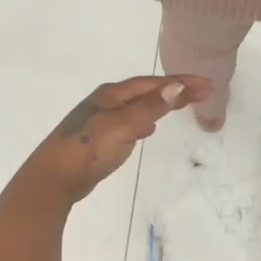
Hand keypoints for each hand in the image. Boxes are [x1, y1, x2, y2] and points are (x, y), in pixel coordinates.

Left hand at [24, 75, 209, 201]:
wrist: (54, 178)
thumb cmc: (89, 149)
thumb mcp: (123, 126)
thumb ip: (150, 107)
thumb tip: (176, 87)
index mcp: (112, 94)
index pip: (153, 83)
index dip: (180, 82)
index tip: (206, 84)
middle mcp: (106, 102)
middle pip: (146, 91)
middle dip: (174, 90)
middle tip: (203, 91)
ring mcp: (101, 120)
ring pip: (139, 106)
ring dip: (161, 103)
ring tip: (182, 104)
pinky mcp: (99, 138)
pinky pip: (130, 121)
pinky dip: (146, 120)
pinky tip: (148, 129)